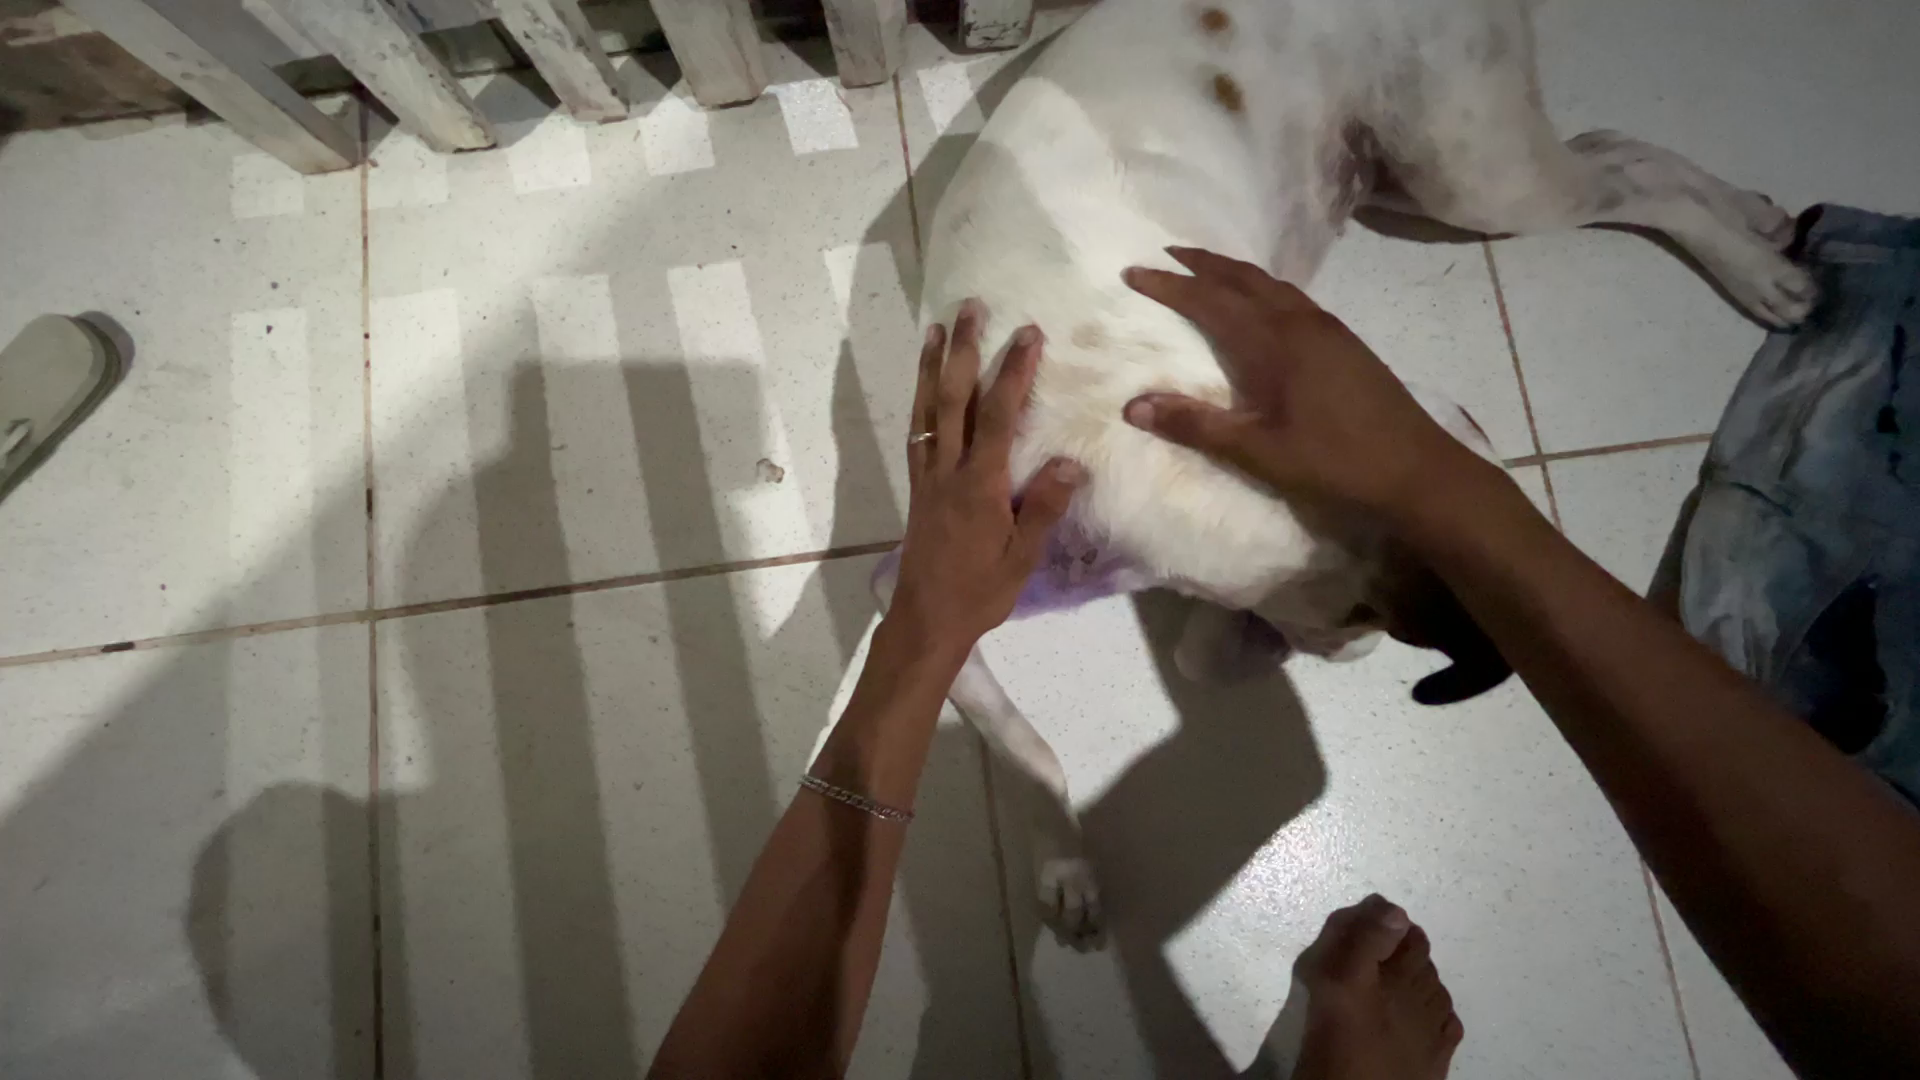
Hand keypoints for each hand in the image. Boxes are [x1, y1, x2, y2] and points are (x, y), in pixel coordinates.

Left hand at [887, 301, 1084, 654]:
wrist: (926, 619)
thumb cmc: (980, 592)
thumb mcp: (1022, 558)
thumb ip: (1044, 509)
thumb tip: (1070, 463)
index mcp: (981, 485)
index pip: (1000, 417)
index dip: (1013, 373)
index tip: (1027, 333)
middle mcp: (949, 471)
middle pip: (954, 400)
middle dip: (963, 351)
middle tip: (969, 308)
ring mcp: (928, 478)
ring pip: (927, 411)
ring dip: (931, 367)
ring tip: (934, 329)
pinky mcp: (918, 488)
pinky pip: (917, 435)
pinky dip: (920, 403)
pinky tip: (923, 389)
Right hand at [1121, 248, 1483, 517]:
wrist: (1416, 468)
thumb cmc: (1332, 460)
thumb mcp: (1257, 450)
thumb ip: (1196, 425)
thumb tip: (1133, 407)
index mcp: (1275, 343)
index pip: (1210, 302)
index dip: (1169, 286)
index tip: (1134, 272)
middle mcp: (1300, 323)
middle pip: (1243, 279)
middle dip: (1201, 265)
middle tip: (1167, 255)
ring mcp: (1327, 328)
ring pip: (1271, 284)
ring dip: (1233, 273)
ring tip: (1206, 271)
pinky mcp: (1343, 341)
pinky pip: (1290, 298)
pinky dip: (1261, 288)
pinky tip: (1260, 305)